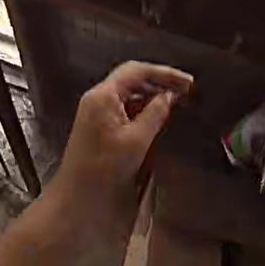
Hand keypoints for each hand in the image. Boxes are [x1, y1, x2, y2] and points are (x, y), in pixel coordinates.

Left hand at [53, 62, 193, 196]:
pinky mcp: (98, 122)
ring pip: (129, 92)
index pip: (136, 71)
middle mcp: (98, 97)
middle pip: (132, 78)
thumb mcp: (137, 140)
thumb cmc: (105, 167)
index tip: (188, 82)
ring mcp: (96, 109)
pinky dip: (143, 106)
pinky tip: (158, 113)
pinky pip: (124, 106)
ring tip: (177, 99)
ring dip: (152, 93)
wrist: (77, 194)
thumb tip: (170, 96)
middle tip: (186, 89)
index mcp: (103, 95)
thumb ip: (155, 113)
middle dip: (160, 81)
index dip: (164, 73)